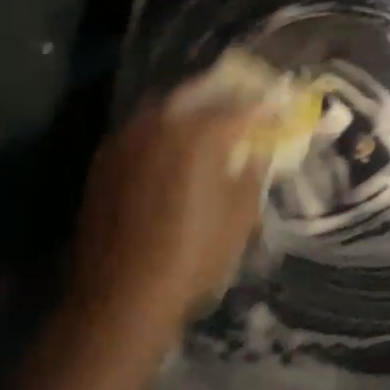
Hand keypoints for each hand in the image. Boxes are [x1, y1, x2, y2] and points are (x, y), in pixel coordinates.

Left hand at [67, 93, 272, 333]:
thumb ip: (253, 169)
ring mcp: (128, 140)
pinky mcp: (105, 161)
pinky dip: (165, 128)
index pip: (245, 108)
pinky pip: (143, 129)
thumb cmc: (194, 255)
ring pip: (167, 106)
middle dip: (228, 95)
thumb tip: (259, 148)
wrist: (121, 296)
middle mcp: (162, 124)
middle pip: (201, 93)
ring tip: (212, 121)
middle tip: (248, 104)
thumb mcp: (242, 214)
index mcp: (201, 133)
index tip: (284, 113)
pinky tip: (175, 146)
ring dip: (193, 107)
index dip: (268, 110)